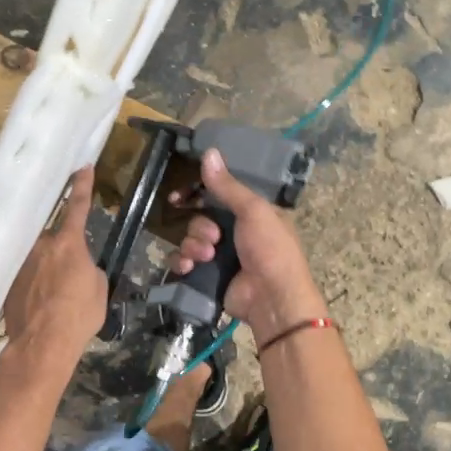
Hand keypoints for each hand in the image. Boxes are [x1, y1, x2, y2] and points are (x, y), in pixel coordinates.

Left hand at [2, 167, 108, 366]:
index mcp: (67, 243)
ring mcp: (20, 261)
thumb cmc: (78, 315)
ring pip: (36, 254)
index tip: (82, 168)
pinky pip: (24, 272)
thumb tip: (80, 265)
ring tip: (52, 292)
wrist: (41, 344)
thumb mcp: (98, 289)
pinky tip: (38, 300)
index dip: (82, 187)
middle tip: (67, 272)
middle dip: (60, 247)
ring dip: (45, 266)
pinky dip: (32, 281)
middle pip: (52, 235)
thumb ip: (89, 267)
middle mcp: (39, 245)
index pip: (77, 207)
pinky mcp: (6, 279)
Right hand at [169, 149, 326, 332]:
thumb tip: (209, 152)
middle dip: (200, 227)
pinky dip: (182, 263)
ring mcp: (219, 257)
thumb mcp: (253, 211)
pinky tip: (189, 268)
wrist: (271, 297)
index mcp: (250, 214)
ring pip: (189, 241)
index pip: (218, 196)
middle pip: (199, 219)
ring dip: (192, 246)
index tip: (179, 196)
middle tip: (213, 237)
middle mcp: (234, 233)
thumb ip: (228, 186)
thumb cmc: (270, 249)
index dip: (197, 194)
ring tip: (206, 257)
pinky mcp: (207, 277)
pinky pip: (182, 263)